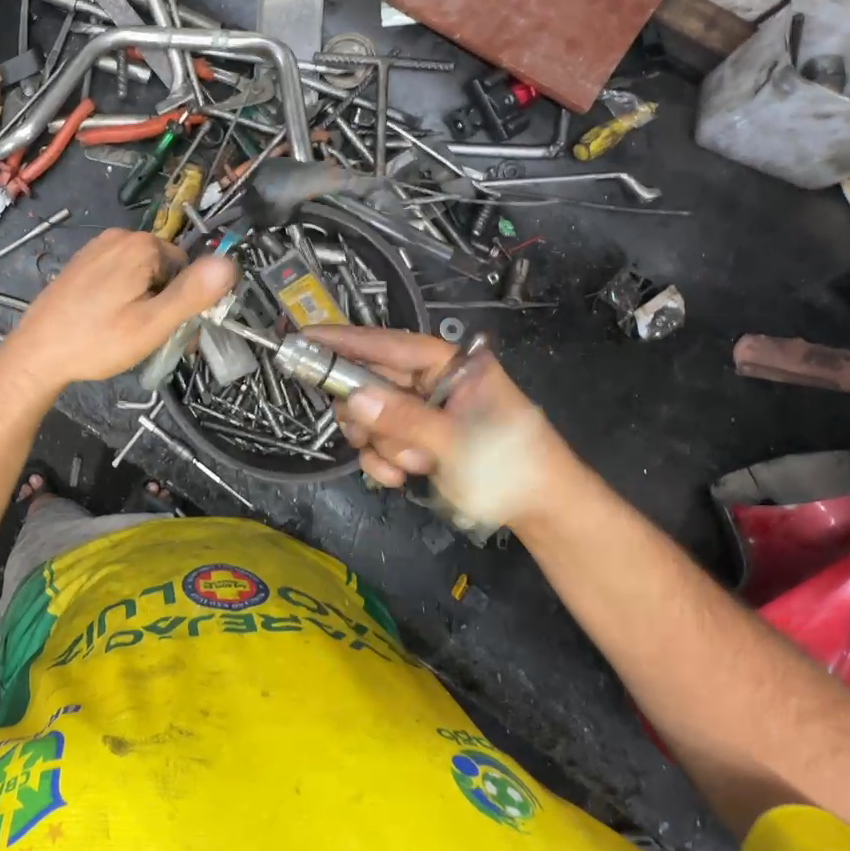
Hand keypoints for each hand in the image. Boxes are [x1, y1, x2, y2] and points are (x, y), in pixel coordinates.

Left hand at [0, 230, 235, 395]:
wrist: (37, 354)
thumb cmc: (97, 341)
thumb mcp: (152, 323)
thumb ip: (191, 294)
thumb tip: (229, 264)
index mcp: (142, 245)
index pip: (187, 269)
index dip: (183, 302)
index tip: (170, 331)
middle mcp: (119, 238)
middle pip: (163, 270)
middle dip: (163, 302)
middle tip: (148, 338)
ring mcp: (96, 250)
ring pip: (140, 276)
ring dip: (142, 302)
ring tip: (126, 335)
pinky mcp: (81, 265)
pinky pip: (116, 278)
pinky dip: (120, 299)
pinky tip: (106, 325)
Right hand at [306, 326, 593, 528]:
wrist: (544, 513)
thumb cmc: (513, 468)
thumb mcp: (458, 442)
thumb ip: (404, 420)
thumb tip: (354, 399)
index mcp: (452, 366)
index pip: (391, 343)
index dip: (347, 340)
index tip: (306, 336)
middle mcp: (433, 383)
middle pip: (371, 381)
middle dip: (369, 415)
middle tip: (369, 434)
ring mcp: (423, 412)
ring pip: (369, 415)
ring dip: (380, 444)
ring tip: (409, 465)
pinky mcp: (416, 439)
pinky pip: (377, 442)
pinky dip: (382, 461)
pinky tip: (402, 477)